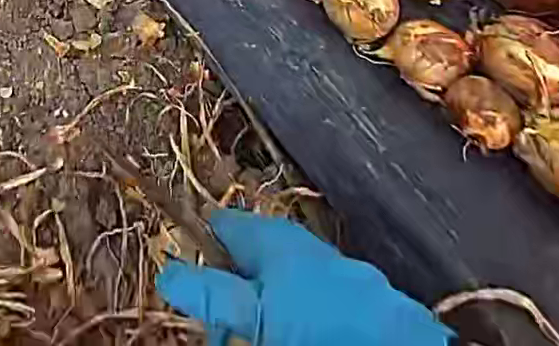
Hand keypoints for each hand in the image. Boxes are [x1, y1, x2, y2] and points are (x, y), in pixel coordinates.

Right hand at [156, 209, 451, 345]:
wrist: (393, 342)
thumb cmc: (317, 322)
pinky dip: (280, 318)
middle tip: (222, 332)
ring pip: (265, 287)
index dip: (194, 250)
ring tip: (253, 335)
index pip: (215, 225)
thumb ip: (210, 293)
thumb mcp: (254, 312)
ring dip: (252, 313)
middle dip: (224, 294)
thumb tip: (165, 272)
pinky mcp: (335, 296)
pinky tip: (286, 333)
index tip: (186, 288)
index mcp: (265, 234)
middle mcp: (287, 243)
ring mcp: (313, 268)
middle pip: (237, 261)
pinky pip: (292, 301)